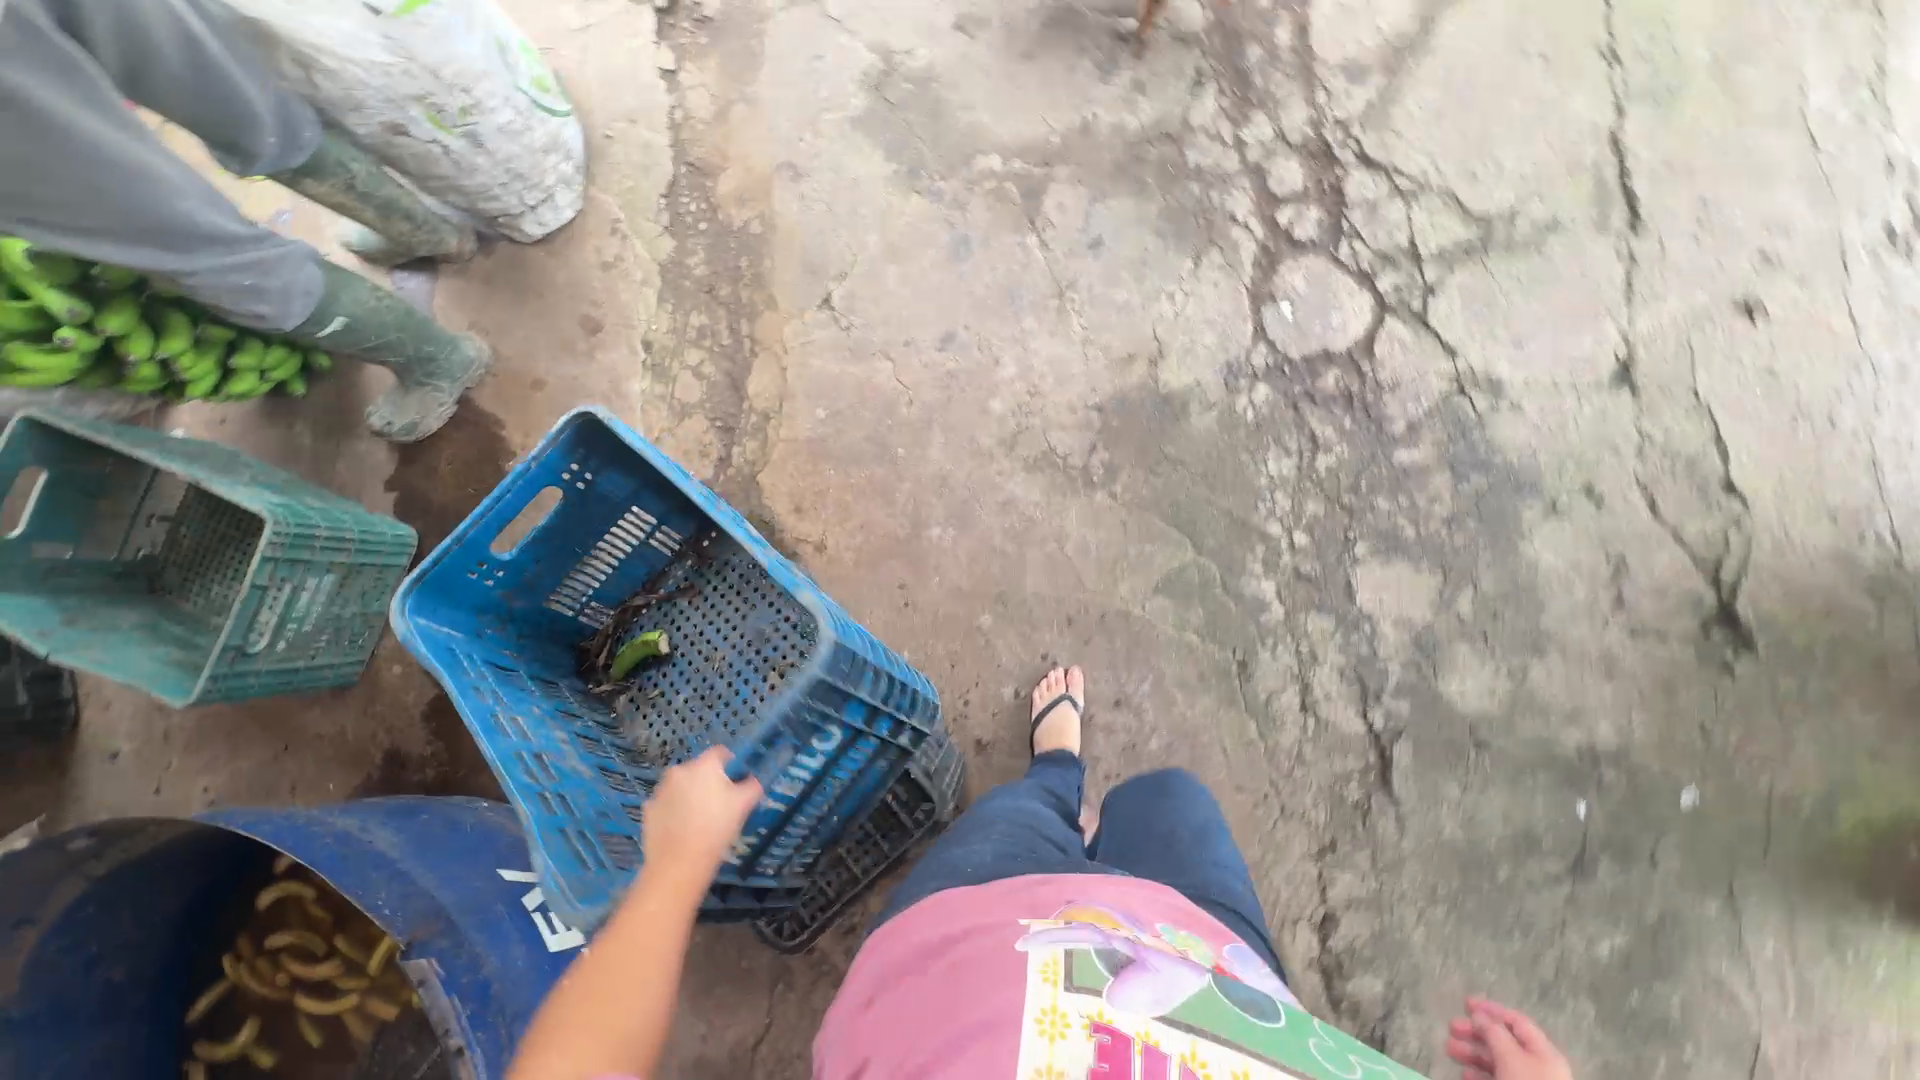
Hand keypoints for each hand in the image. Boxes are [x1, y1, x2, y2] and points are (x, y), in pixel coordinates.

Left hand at [639, 748, 762, 894]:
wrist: (679, 863)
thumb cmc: (716, 829)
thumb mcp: (743, 805)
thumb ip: (752, 786)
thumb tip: (752, 780)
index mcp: (704, 765)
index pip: (720, 752)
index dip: (731, 763)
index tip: (736, 780)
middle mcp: (680, 770)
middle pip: (699, 769)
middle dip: (709, 781)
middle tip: (720, 802)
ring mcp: (660, 790)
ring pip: (681, 786)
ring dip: (690, 794)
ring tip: (699, 818)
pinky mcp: (648, 808)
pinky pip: (666, 803)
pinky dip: (674, 810)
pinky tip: (682, 828)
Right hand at [1445, 998, 1572, 1079]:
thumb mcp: (1510, 1057)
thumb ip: (1494, 1032)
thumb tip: (1479, 1016)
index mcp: (1542, 1052)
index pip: (1516, 1021)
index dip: (1491, 1009)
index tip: (1464, 1004)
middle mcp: (1536, 1066)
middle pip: (1502, 1040)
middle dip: (1475, 1032)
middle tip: (1451, 1028)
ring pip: (1495, 1061)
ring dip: (1471, 1053)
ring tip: (1450, 1051)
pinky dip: (1478, 1075)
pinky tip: (1466, 1075)